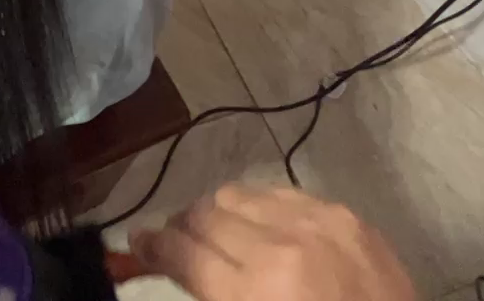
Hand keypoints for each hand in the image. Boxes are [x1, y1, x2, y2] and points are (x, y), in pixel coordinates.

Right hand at [129, 186, 414, 300]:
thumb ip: (213, 293)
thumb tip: (172, 259)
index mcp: (257, 292)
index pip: (181, 250)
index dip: (152, 246)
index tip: (138, 244)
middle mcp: (282, 245)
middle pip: (202, 214)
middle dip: (185, 231)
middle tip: (183, 247)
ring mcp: (316, 223)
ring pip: (236, 193)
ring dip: (223, 216)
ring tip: (228, 239)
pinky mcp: (345, 214)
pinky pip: (281, 193)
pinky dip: (266, 211)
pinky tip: (273, 235)